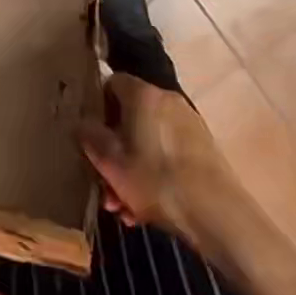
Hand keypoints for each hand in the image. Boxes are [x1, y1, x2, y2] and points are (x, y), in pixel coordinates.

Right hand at [77, 73, 243, 238]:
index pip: (111, 83)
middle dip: (114, 152)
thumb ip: (90, 137)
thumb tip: (80, 122)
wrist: (215, 211)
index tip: (89, 136)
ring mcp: (188, 122)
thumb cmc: (155, 180)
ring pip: (147, 140)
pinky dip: (154, 173)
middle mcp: (167, 99)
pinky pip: (167, 152)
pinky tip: (145, 208)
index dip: (97, 107)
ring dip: (131, 169)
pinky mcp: (201, 145)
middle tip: (104, 183)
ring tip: (123, 207)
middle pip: (130, 117)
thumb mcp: (110, 163)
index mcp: (143, 94)